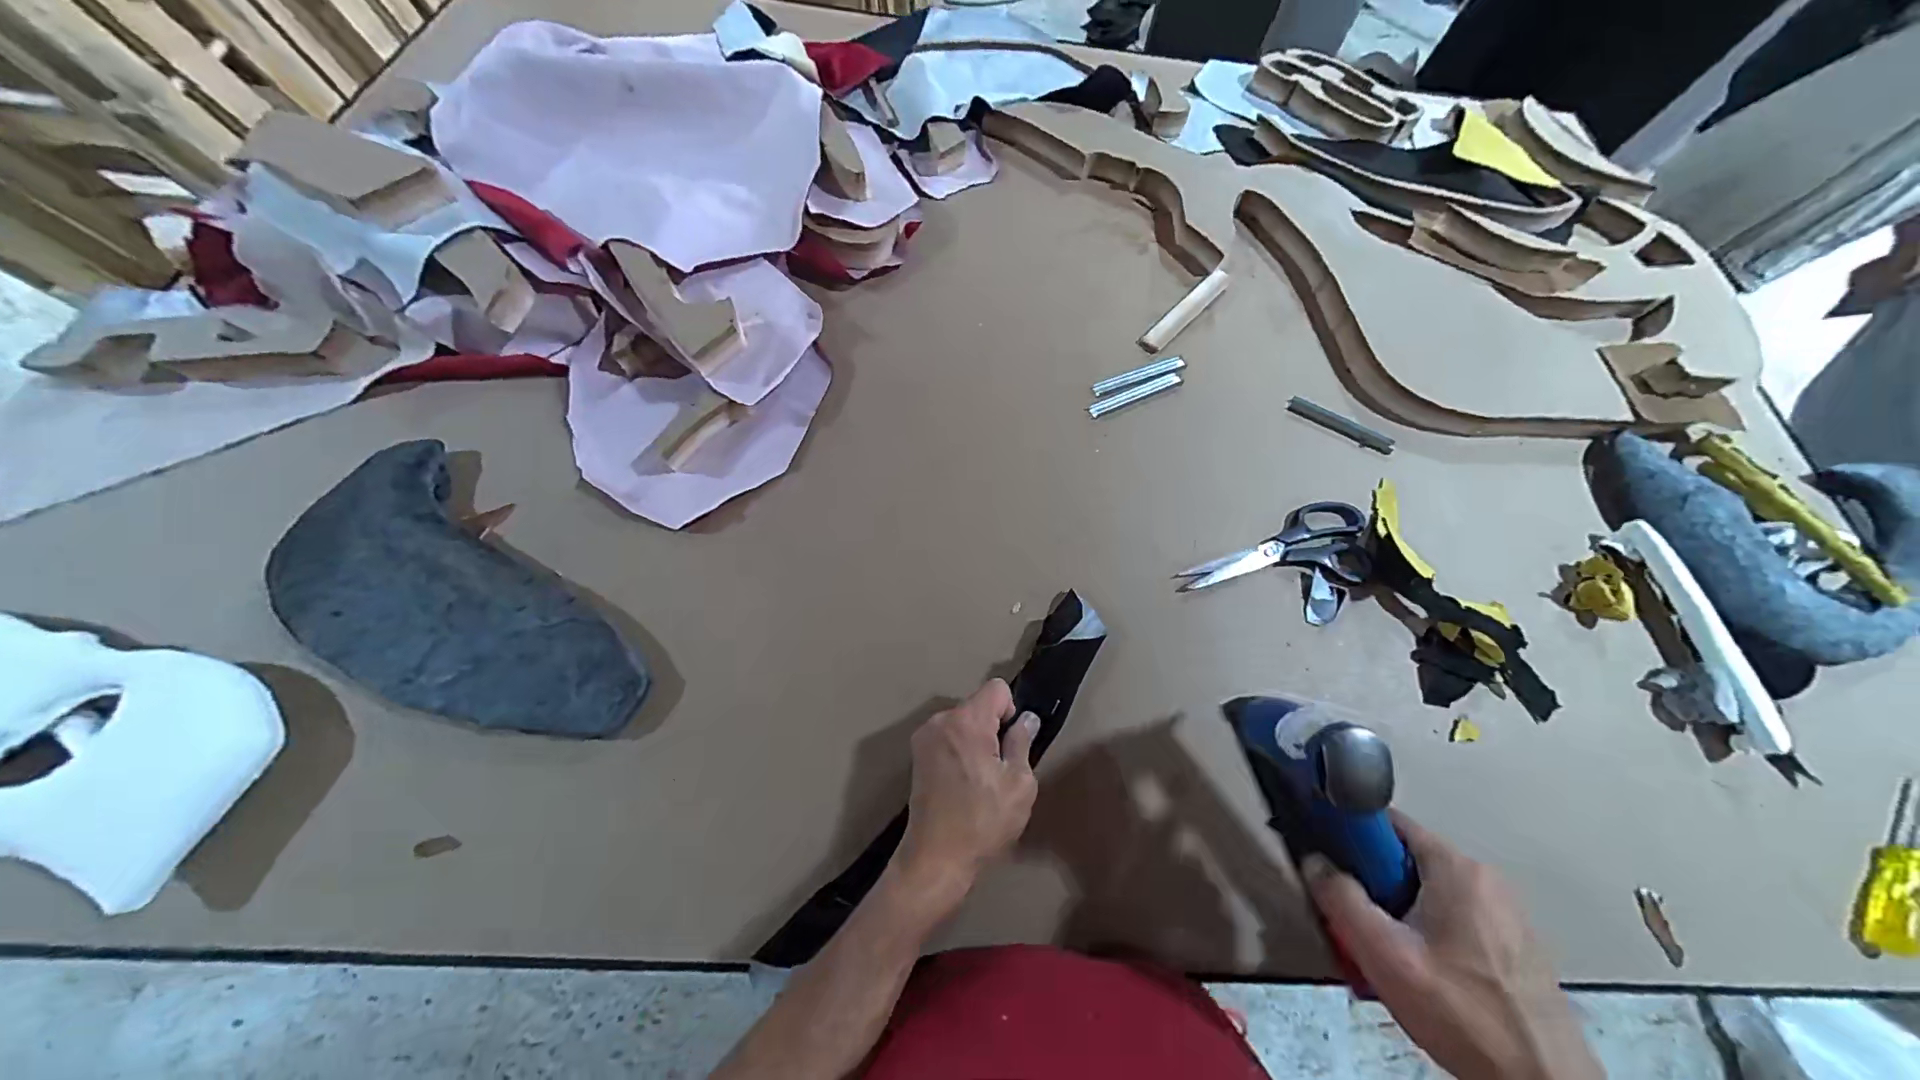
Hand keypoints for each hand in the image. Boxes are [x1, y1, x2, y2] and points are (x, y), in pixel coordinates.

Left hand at [893, 679, 1039, 908]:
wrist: (936, 857)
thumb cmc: (983, 821)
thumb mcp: (1019, 784)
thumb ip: (1022, 743)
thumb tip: (1026, 719)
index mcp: (966, 721)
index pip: (997, 688)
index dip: (1012, 710)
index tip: (1011, 742)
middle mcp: (940, 720)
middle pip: (977, 704)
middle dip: (993, 727)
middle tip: (998, 767)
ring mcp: (924, 737)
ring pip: (962, 721)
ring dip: (976, 739)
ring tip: (980, 779)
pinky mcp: (917, 755)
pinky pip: (948, 736)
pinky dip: (959, 749)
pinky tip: (963, 782)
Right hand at [1303, 811, 1603, 1079]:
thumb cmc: (1466, 1016)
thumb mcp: (1385, 954)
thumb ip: (1341, 899)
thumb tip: (1314, 862)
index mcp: (1457, 868)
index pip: (1386, 822)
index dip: (1350, 839)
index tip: (1330, 866)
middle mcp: (1485, 880)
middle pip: (1403, 859)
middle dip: (1371, 887)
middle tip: (1358, 925)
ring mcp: (1504, 912)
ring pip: (1425, 892)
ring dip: (1396, 914)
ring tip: (1388, 955)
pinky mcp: (1514, 944)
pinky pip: (1451, 918)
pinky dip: (1425, 933)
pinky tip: (1420, 972)